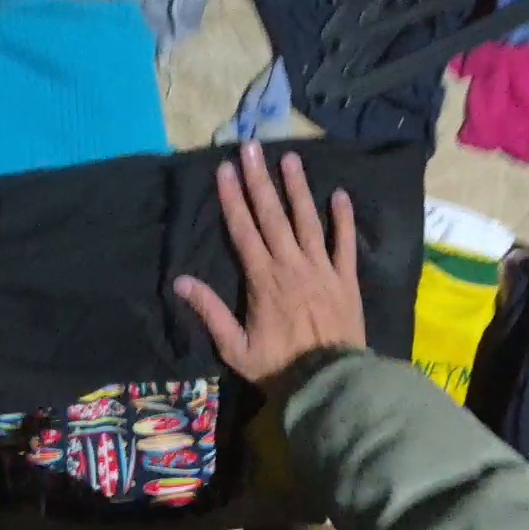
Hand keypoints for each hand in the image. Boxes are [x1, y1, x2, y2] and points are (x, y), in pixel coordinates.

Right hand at [173, 141, 366, 389]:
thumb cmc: (278, 367)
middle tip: (253, 148)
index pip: (244, 230)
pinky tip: (340, 195)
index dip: (233, 199)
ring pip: (308, 221)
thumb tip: (182, 281)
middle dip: (261, 181)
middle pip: (273, 216)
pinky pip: (345, 243)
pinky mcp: (347, 280)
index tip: (226, 169)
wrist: (329, 381)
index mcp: (263, 279)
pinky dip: (343, 219)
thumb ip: (210, 312)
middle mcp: (292, 265)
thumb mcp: (235, 347)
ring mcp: (323, 269)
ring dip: (298, 189)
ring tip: (290, 159)